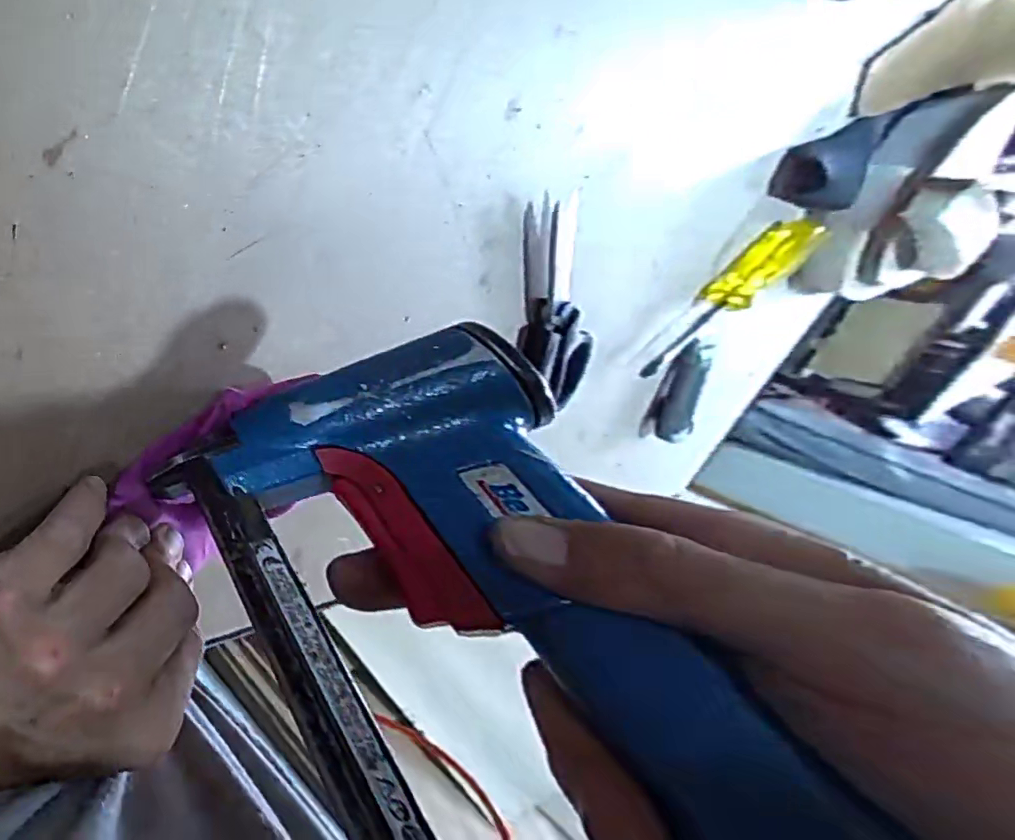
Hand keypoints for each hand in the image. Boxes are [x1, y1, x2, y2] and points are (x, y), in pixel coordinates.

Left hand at [0, 475, 202, 794]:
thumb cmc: (39, 723)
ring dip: (124, 534)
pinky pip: (70, 524)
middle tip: (139, 550)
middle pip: (167, 591)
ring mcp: (56, 635)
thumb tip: (179, 567)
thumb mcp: (117, 723)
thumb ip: (160, 664)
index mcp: (142, 724)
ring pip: (124, 555)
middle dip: (156, 564)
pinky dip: (86, 500)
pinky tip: (90, 493)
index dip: (174, 595)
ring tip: (112, 534)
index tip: (163, 575)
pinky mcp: (12, 590)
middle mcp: (105, 683)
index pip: (189, 632)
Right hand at [329, 481, 1014, 839]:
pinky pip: (599, 782)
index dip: (457, 500)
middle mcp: (645, 617)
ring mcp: (654, 701)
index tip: (385, 508)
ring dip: (595, 761)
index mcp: (676, 555)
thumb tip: (508, 534)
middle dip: (442, 596)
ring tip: (674, 813)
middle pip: (515, 596)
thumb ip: (668, 571)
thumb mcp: (838, 627)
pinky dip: (622, 811)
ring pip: (559, 707)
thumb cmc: (981, 723)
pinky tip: (676, 827)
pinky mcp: (666, 776)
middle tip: (354, 590)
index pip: (538, 507)